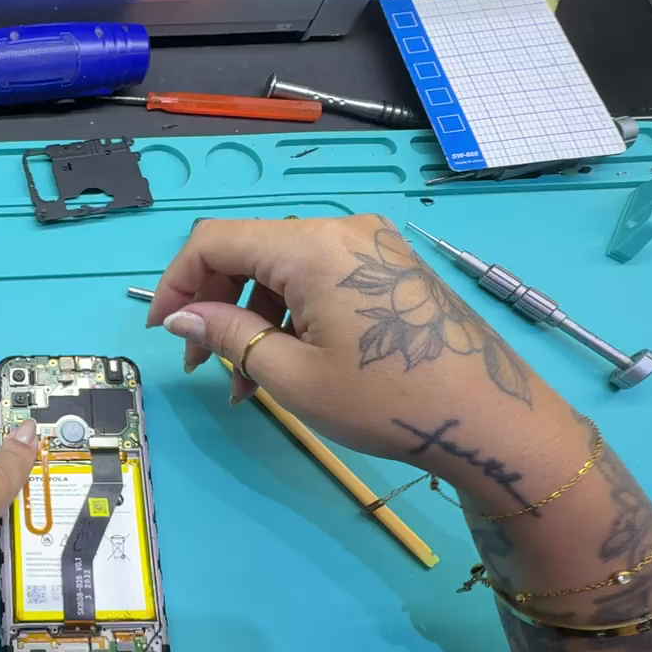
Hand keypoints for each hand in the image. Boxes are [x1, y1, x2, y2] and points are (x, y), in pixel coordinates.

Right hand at [146, 216, 585, 511]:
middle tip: (198, 363)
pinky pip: (314, 280)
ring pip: (278, 270)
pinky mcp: (384, 269)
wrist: (489, 420)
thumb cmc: (382, 400)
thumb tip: (178, 317)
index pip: (215, 242)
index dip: (176, 282)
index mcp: (311, 247)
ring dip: (247, 318)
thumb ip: (225, 334)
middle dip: (212, 304)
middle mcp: (339, 231)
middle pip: (247, 251)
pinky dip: (284, 317)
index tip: (162, 330)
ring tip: (242, 381)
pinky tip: (281, 364)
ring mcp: (368, 247)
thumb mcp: (289, 374)